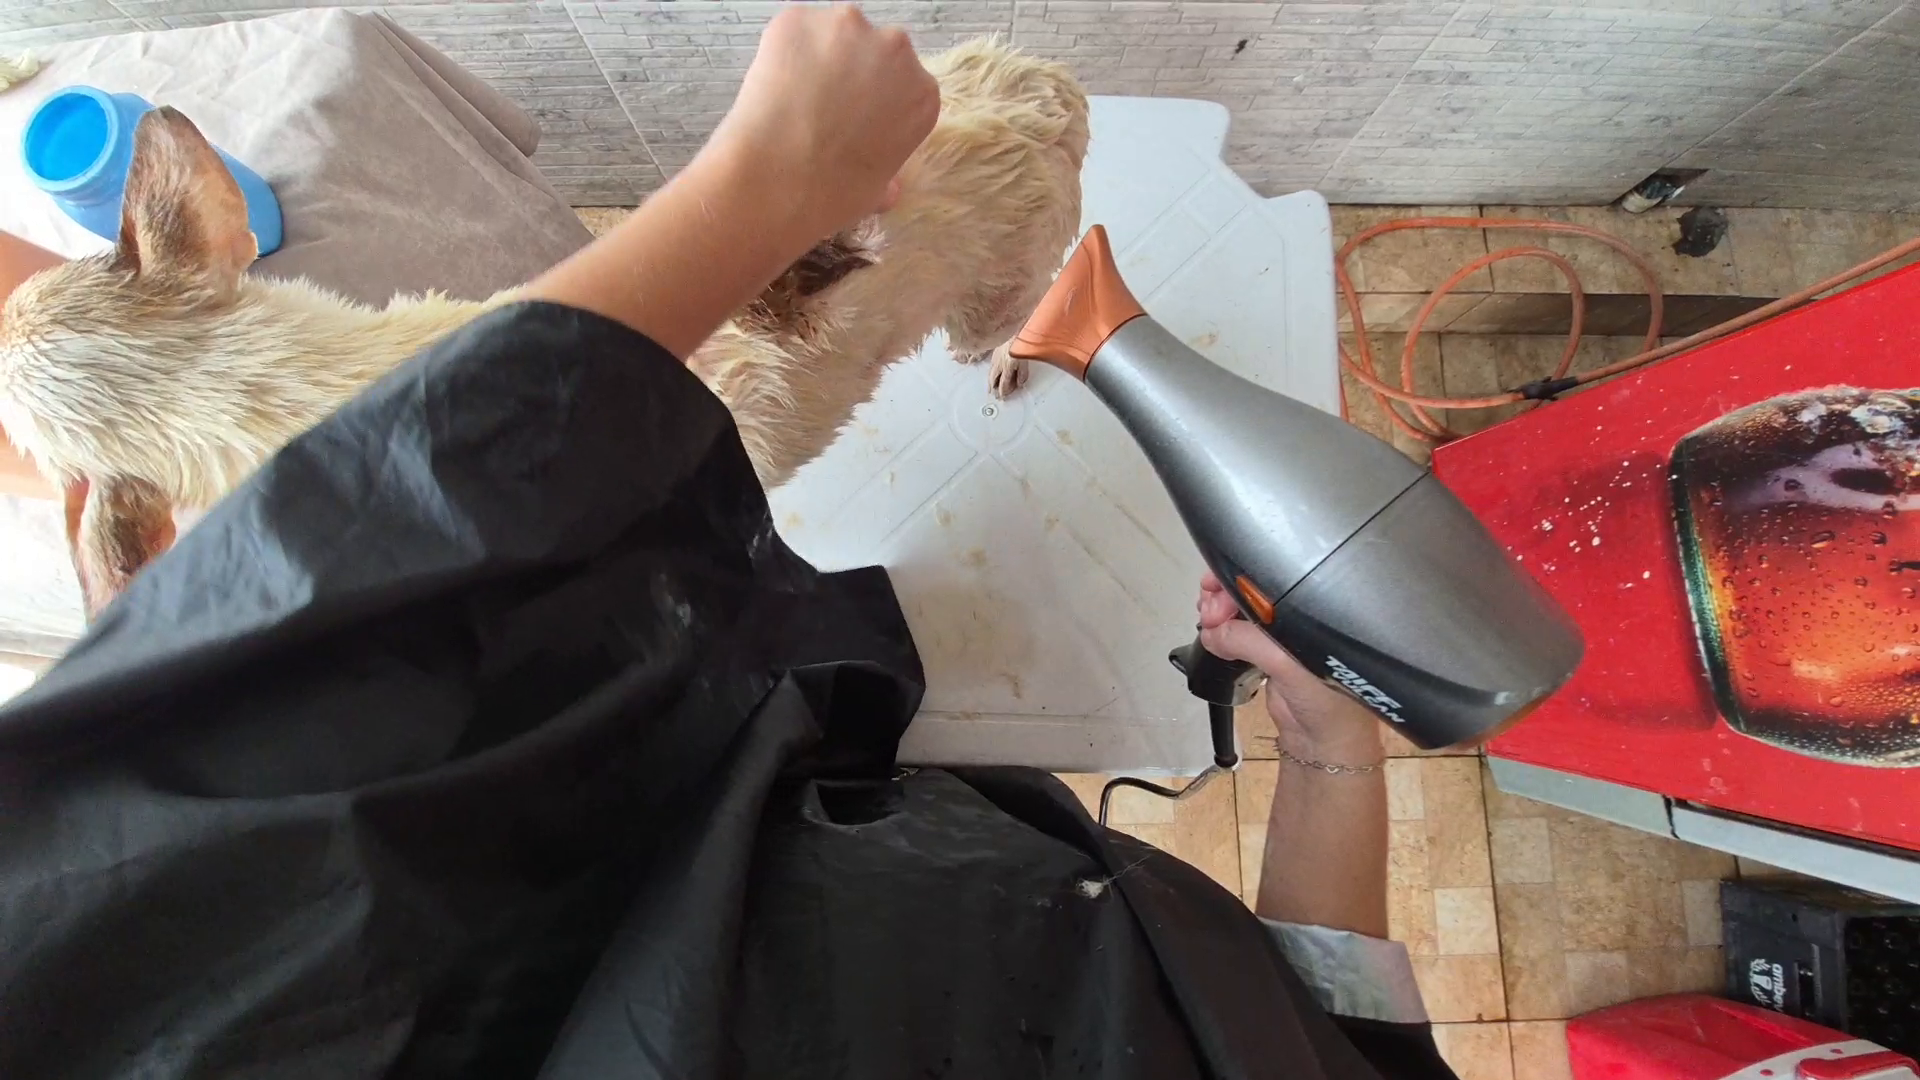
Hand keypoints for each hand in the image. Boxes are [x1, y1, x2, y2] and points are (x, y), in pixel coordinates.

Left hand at [707, 5, 938, 239]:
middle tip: (828, 111)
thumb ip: (887, 175)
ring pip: (834, 37)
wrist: (780, 177)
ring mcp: (847, 26)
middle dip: (855, 76)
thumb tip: (888, 185)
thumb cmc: (835, 194)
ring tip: (800, 100)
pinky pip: (796, 33)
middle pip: (876, 53)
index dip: (881, 105)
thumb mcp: (877, 193)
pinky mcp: (801, 17)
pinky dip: (787, 55)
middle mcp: (895, 50)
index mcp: (922, 95)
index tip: (862, 122)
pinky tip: (778, 88)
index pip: (907, 88)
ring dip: (822, 61)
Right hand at [1195, 572, 1382, 762]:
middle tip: (1207, 613)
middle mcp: (1301, 618)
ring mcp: (1283, 636)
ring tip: (1208, 623)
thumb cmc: (1326, 703)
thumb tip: (1212, 632)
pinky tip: (1214, 634)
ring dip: (1220, 614)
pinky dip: (1223, 631)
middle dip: (1224, 597)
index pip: (1271, 581)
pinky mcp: (1269, 653)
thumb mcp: (1286, 664)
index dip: (1240, 582)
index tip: (1214, 589)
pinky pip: (1240, 633)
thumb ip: (1248, 642)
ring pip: (1243, 612)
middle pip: (1253, 593)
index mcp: (1316, 611)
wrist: (1323, 743)